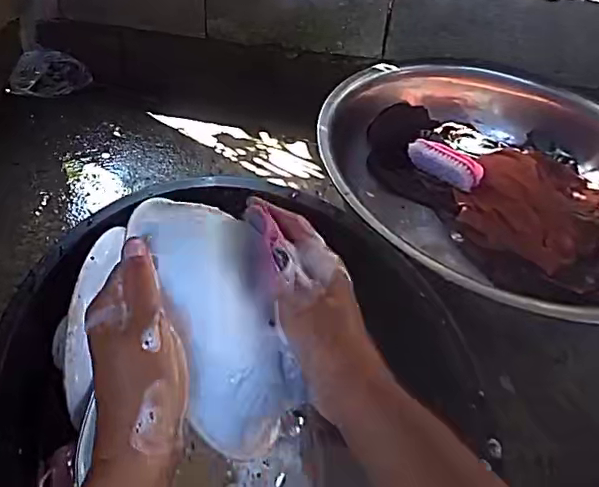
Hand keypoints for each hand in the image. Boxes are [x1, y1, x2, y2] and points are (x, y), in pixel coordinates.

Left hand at [86, 238, 188, 486]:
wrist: (145, 445)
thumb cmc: (143, 387)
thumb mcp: (147, 324)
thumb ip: (141, 283)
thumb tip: (135, 244)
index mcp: (106, 311)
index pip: (127, 265)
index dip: (149, 253)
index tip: (173, 245)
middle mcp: (111, 324)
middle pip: (137, 284)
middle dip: (159, 275)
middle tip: (186, 266)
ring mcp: (125, 342)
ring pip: (147, 304)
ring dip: (166, 296)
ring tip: (188, 288)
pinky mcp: (140, 359)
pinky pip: (155, 324)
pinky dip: (169, 317)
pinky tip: (185, 319)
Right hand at [243, 199, 389, 427]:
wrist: (353, 392)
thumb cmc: (332, 349)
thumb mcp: (299, 308)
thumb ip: (281, 275)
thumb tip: (264, 243)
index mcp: (327, 267)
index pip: (300, 228)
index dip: (277, 214)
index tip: (253, 206)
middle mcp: (326, 277)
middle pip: (297, 244)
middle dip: (273, 231)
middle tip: (246, 224)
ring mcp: (322, 298)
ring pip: (293, 266)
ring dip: (272, 256)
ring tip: (247, 251)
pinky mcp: (315, 320)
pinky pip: (289, 290)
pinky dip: (273, 282)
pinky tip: (258, 291)